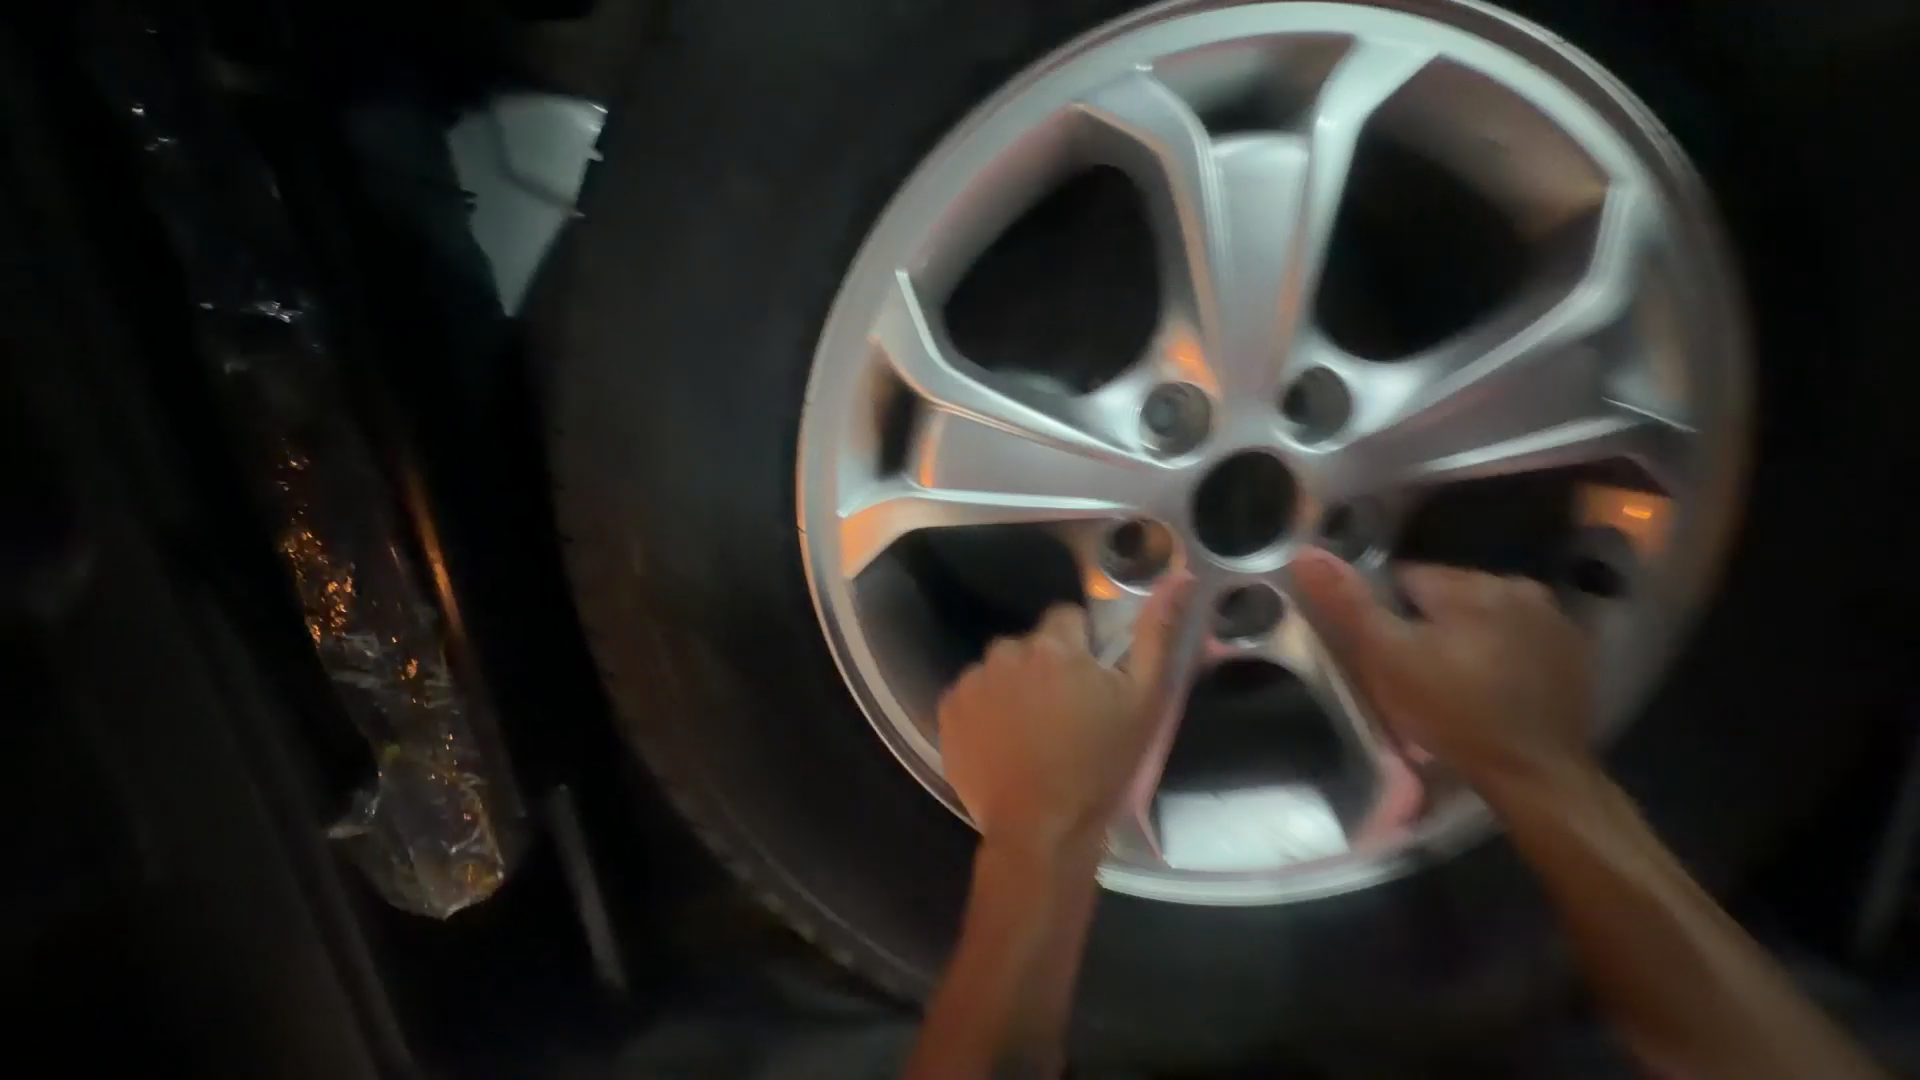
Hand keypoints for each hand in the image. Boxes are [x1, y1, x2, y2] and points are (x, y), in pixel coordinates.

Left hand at [938, 576, 1193, 859]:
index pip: (1066, 618)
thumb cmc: (1100, 767)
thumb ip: (1156, 635)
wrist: (1042, 828)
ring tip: (1029, 731)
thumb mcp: (1144, 702)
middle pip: (1029, 643)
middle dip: (1044, 665)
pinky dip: (983, 708)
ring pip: (998, 667)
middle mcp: (1006, 652)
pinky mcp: (948, 710)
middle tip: (1061, 713)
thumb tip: (1178, 576)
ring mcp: (972, 681)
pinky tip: (1000, 741)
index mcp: (1055, 646)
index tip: (1088, 683)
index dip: (1081, 648)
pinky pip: (970, 693)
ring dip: (1012, 685)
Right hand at [1290, 549, 1594, 790]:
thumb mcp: (1385, 658)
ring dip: (1463, 638)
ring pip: (1481, 617)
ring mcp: (1555, 622)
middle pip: (1444, 596)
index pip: (1403, 579)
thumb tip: (1305, 552)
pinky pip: (1516, 640)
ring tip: (1449, 683)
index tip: (1381, 653)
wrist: (1536, 778)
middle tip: (1411, 673)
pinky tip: (1488, 690)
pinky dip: (1499, 655)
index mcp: (1471, 583)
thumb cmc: (1452, 713)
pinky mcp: (1575, 655)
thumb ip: (1347, 603)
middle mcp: (1519, 588)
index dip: (1383, 615)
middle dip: (1424, 625)